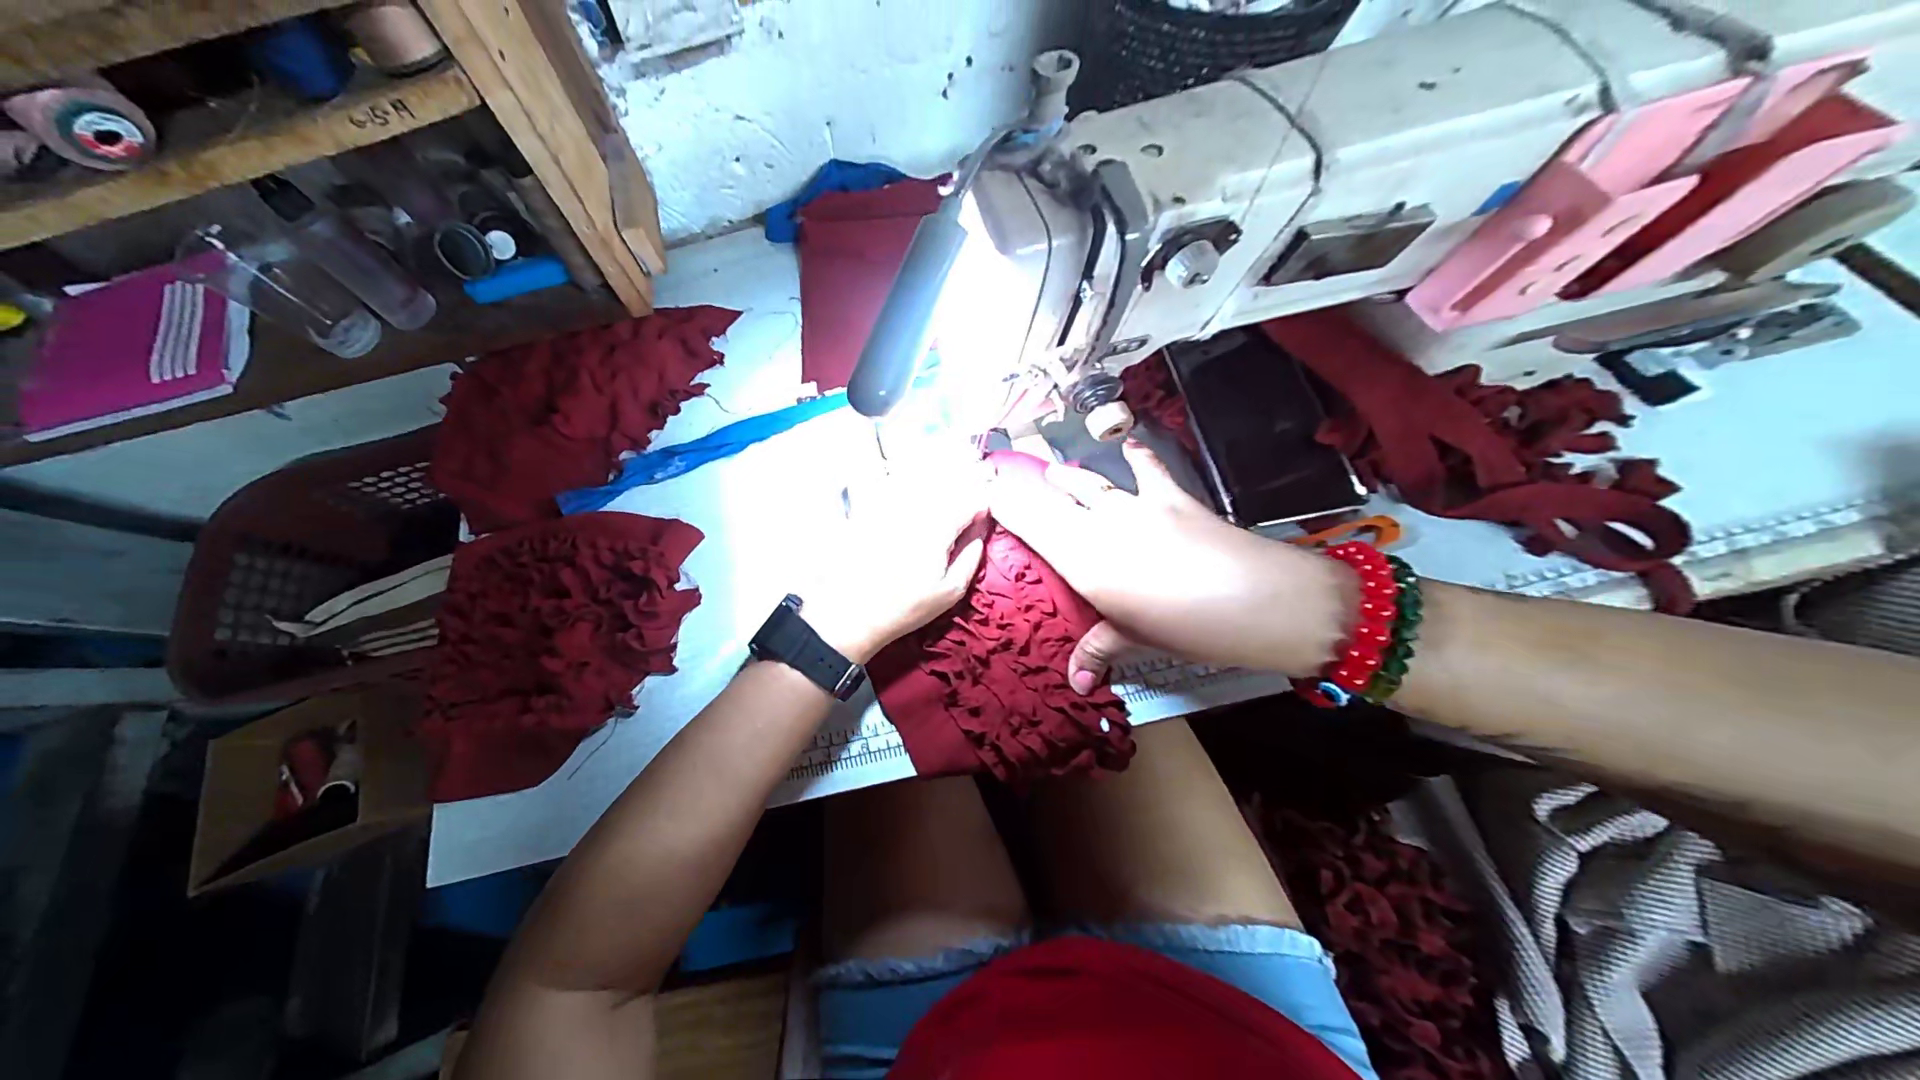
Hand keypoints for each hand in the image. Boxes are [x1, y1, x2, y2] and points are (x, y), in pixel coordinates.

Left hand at [800, 457, 989, 663]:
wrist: (853, 613)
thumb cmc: (905, 608)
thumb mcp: (950, 592)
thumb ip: (970, 559)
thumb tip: (978, 535)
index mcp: (939, 530)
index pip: (969, 502)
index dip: (981, 503)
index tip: (983, 512)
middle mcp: (915, 512)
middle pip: (945, 486)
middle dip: (961, 487)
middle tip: (969, 496)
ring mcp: (888, 508)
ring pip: (919, 482)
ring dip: (936, 482)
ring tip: (943, 487)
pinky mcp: (867, 511)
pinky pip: (890, 486)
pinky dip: (904, 484)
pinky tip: (910, 490)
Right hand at [987, 440, 1355, 687]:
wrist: (1256, 597)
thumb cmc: (1185, 627)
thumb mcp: (1136, 639)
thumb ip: (1099, 650)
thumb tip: (1076, 681)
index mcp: (1081, 561)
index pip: (1030, 524)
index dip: (1004, 504)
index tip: (983, 491)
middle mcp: (1099, 526)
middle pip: (1052, 499)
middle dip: (1025, 487)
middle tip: (1003, 474)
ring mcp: (1135, 507)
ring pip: (1091, 483)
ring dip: (1070, 476)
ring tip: (1054, 469)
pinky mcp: (1171, 497)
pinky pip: (1148, 470)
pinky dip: (1139, 457)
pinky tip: (1133, 445)